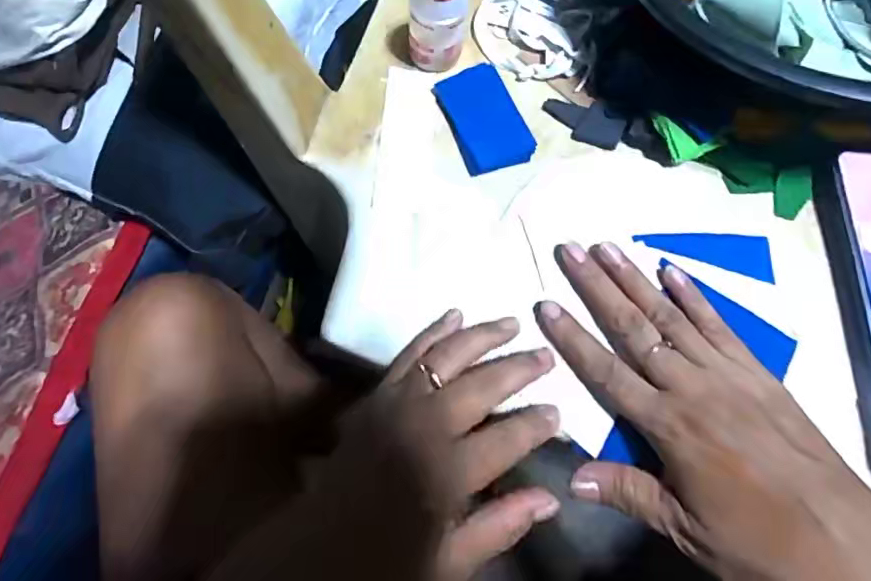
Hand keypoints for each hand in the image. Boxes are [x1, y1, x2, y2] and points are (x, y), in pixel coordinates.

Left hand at [315, 310, 563, 579]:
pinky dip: (434, 330)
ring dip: (484, 336)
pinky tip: (455, 314)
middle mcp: (426, 425)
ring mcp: (399, 402)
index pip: (508, 437)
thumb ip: (499, 526)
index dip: (537, 424)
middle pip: (483, 385)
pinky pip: (410, 352)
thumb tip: (551, 498)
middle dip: (520, 368)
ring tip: (512, 324)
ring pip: (449, 355)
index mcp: (447, 472)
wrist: (313, 555)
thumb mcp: (448, 564)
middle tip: (547, 357)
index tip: (558, 413)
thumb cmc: (386, 563)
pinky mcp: (377, 392)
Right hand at [536, 243, 870, 580]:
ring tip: (607, 247)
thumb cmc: (757, 541)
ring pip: (670, 315)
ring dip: (635, 278)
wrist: (840, 534)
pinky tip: (670, 268)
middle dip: (597, 286)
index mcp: (669, 426)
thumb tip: (572, 477)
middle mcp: (691, 385)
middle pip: (634, 327)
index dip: (573, 338)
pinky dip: (692, 293)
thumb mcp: (687, 530)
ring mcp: (725, 370)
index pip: (607, 372)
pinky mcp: (754, 367)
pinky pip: (717, 322)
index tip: (547, 303)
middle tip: (570, 249)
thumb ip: (630, 493)